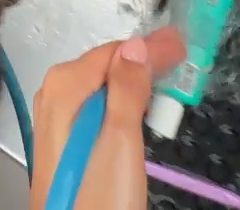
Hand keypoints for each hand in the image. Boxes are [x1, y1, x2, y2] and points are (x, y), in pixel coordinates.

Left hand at [29, 27, 185, 209]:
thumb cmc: (100, 195)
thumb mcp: (120, 141)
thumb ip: (127, 90)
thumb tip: (136, 44)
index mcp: (66, 84)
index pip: (116, 52)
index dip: (151, 48)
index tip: (184, 45)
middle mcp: (55, 91)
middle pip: (107, 66)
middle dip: (144, 63)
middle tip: (182, 62)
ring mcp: (55, 116)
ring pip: (102, 88)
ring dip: (135, 84)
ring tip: (168, 83)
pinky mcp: (62, 140)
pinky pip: (95, 108)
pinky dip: (121, 105)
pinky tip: (139, 112)